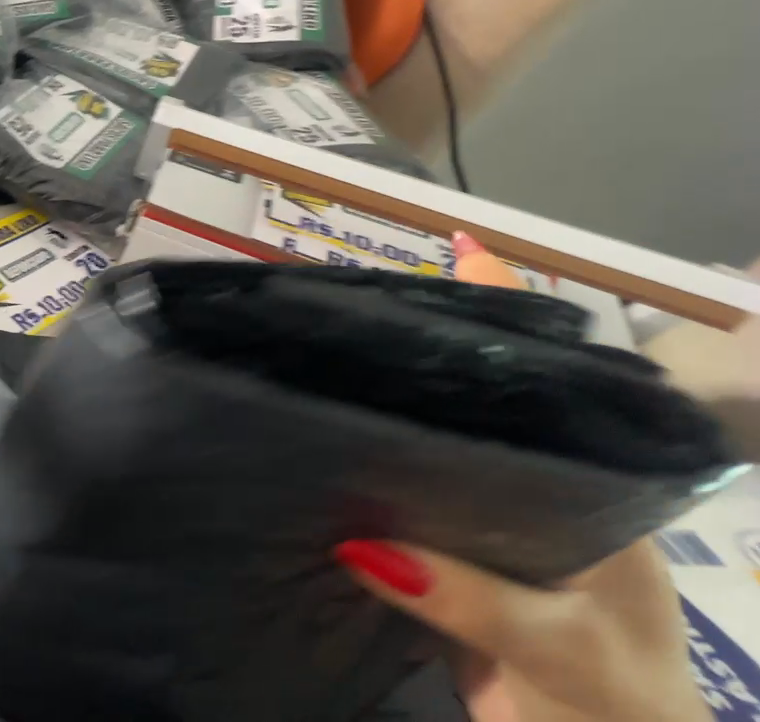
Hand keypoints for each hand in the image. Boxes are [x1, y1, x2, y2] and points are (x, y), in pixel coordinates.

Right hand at [334, 232, 708, 721]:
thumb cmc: (614, 708)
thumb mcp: (561, 653)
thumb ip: (474, 602)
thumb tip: (360, 544)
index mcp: (596, 499)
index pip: (555, 384)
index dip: (514, 317)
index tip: (460, 252)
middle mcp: (541, 496)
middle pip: (484, 400)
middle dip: (428, 346)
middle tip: (349, 300)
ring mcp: (494, 526)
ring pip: (435, 444)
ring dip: (383, 401)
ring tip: (314, 355)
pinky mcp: (450, 557)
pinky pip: (401, 492)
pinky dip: (360, 461)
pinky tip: (314, 445)